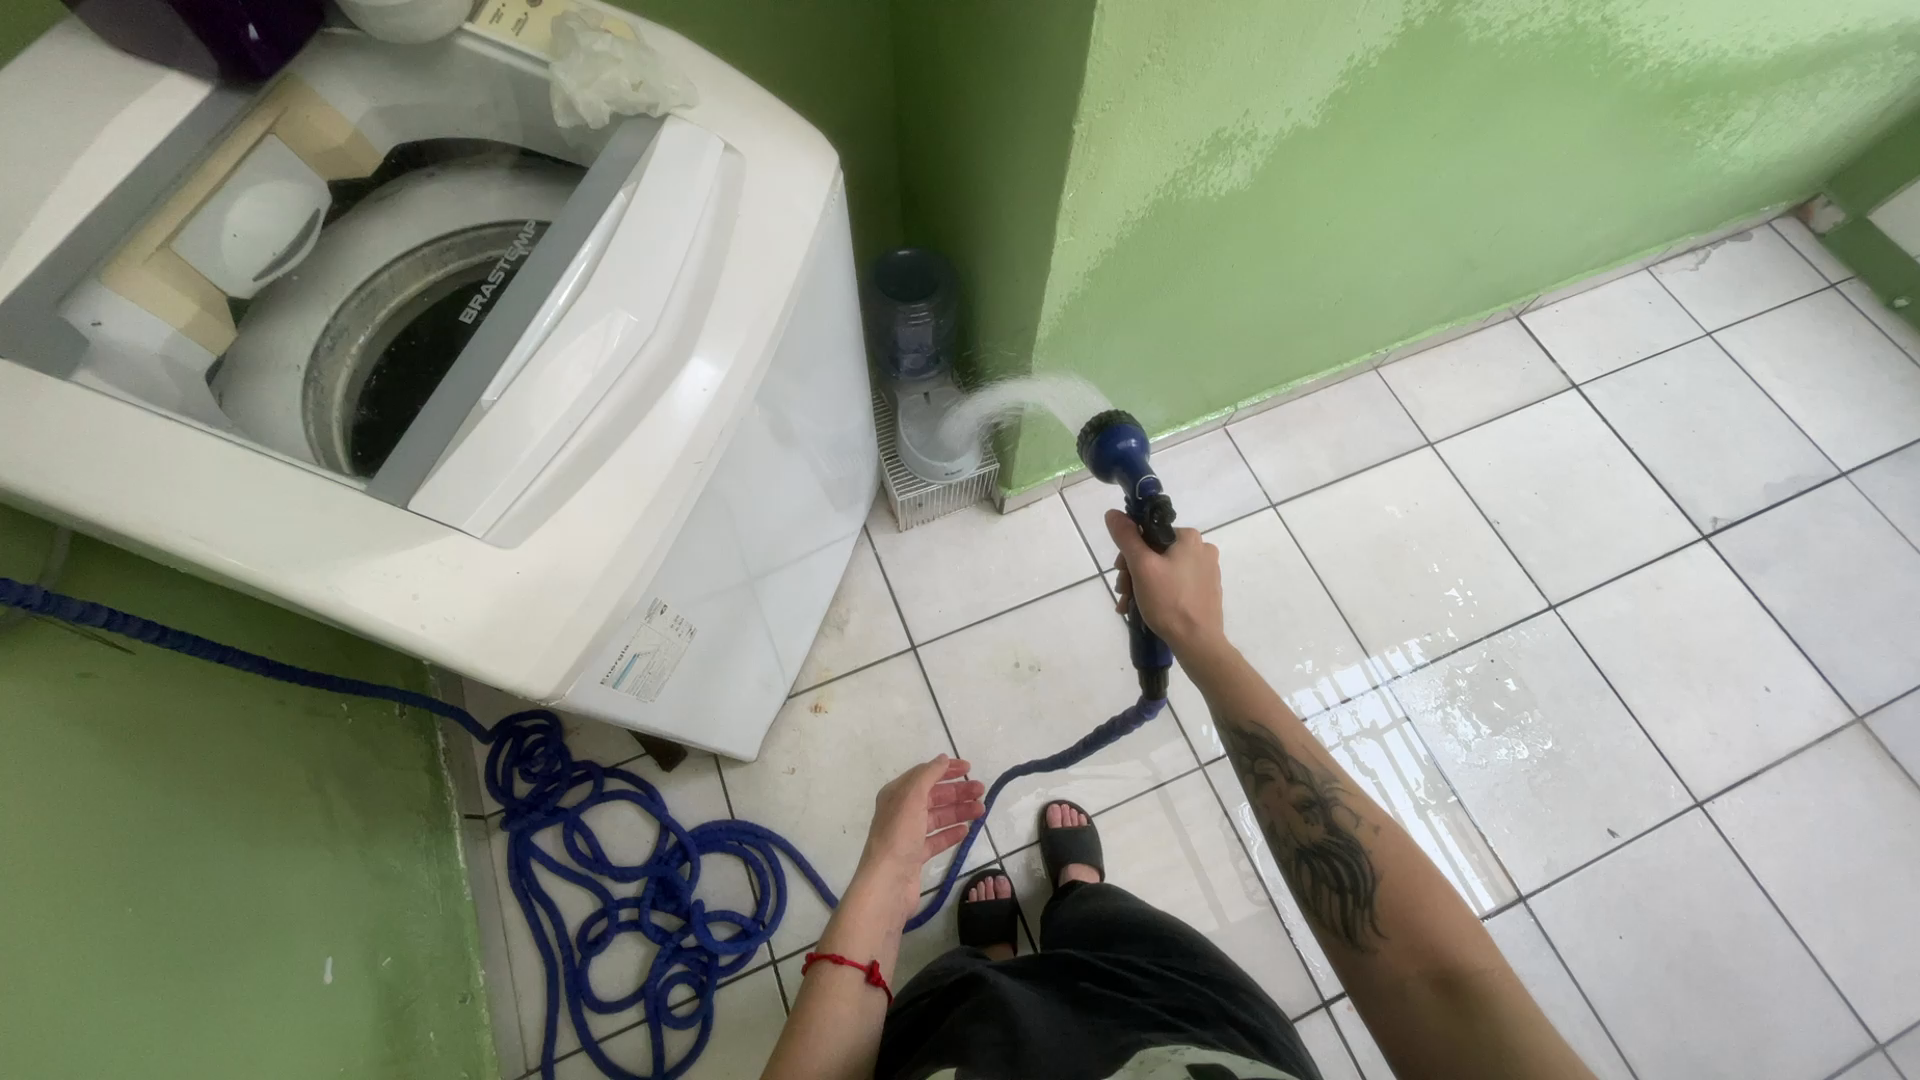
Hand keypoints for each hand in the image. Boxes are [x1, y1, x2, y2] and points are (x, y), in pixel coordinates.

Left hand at [853, 755, 984, 912]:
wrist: (887, 883)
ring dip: (959, 811)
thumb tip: (942, 759)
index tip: (969, 768)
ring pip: (937, 817)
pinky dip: (951, 833)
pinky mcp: (916, 856)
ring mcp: (908, 835)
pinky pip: (936, 839)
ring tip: (981, 810)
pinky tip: (966, 830)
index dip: (946, 769)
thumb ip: (928, 775)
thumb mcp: (912, 797)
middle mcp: (901, 812)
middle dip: (957, 792)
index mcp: (897, 794)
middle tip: (981, 791)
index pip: (924, 774)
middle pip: (933, 796)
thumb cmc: (899, 835)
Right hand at [1105, 509, 1226, 656]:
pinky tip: (1143, 610)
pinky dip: (1157, 594)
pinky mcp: (1205, 592)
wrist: (1197, 642)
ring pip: (1162, 571)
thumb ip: (1126, 537)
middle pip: (1154, 553)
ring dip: (1141, 585)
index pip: (1148, 534)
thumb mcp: (1141, 567)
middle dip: (1133, 573)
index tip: (1121, 573)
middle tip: (1124, 593)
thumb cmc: (1169, 601)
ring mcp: (1206, 572)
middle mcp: (1202, 550)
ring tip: (1130, 605)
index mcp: (1189, 538)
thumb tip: (1112, 513)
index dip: (1129, 552)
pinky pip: (1174, 585)